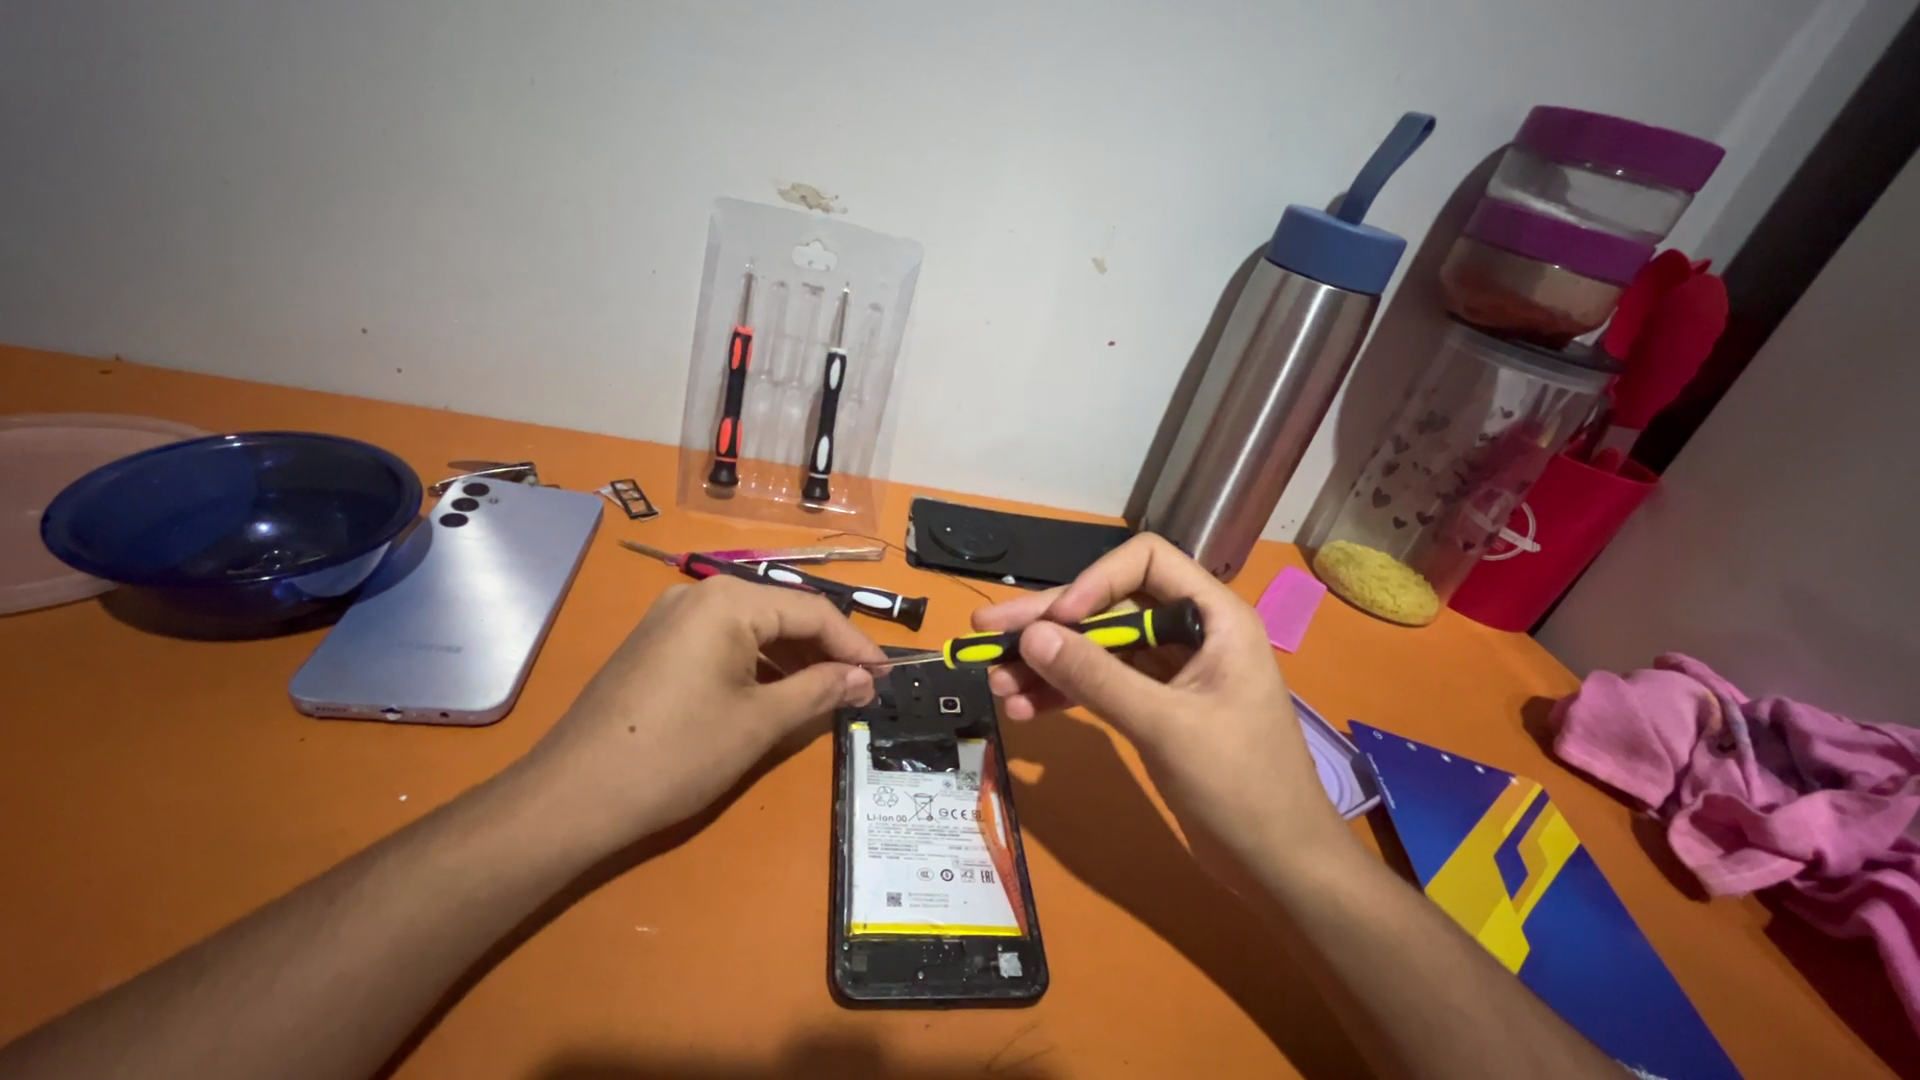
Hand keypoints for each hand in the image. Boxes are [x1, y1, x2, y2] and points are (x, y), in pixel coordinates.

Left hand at [524, 576, 884, 849]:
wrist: (572, 797)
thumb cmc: (678, 754)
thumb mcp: (760, 723)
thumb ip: (821, 690)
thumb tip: (865, 679)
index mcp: (728, 601)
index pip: (813, 611)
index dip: (857, 645)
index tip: (887, 677)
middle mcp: (699, 594)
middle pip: (783, 613)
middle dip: (827, 651)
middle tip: (862, 688)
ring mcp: (672, 618)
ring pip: (753, 628)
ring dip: (794, 658)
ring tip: (828, 694)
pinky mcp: (656, 645)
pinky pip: (723, 642)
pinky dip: (759, 664)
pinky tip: (777, 693)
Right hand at [971, 534, 1350, 880]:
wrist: (1280, 864)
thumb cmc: (1240, 786)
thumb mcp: (1165, 725)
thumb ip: (1096, 677)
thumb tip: (1030, 637)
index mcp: (1214, 617)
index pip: (1145, 563)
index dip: (1094, 581)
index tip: (1055, 620)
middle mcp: (1191, 634)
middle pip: (1109, 607)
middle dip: (1048, 624)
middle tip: (985, 634)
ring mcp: (1172, 673)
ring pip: (1098, 650)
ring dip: (1048, 665)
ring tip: (995, 683)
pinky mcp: (1156, 709)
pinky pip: (1102, 686)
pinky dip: (1065, 695)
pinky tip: (1023, 710)